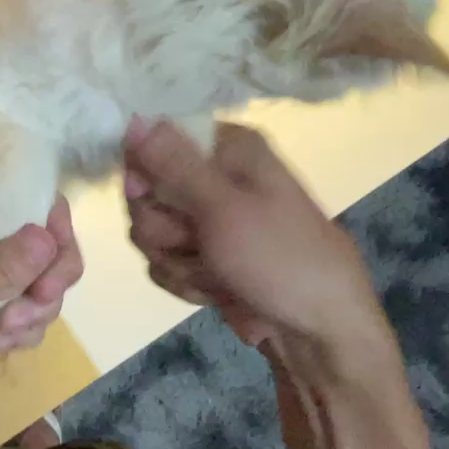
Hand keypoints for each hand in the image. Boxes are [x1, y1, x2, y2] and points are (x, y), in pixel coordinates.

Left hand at [0, 193, 81, 428]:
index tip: (51, 271)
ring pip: (38, 278)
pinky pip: (23, 308)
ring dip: (37, 310)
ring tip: (3, 336)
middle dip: (49, 278)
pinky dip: (24, 328)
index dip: (51, 227)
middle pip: (43, 240)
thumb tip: (46, 233)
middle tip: (29, 312)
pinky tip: (2, 347)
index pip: (24, 195)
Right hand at [122, 117, 393, 364]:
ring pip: (147, 231)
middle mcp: (214, 178)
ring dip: (174, 258)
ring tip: (213, 271)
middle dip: (161, 227)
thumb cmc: (280, 259)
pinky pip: (161, 262)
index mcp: (228, 150)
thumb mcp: (225, 208)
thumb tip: (135, 118)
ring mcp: (205, 221)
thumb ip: (173, 164)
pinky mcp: (199, 256)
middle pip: (143, 191)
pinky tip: (214, 289)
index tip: (149, 195)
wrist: (314, 331)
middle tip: (194, 241)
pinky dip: (183, 280)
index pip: (154, 142)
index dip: (144, 173)